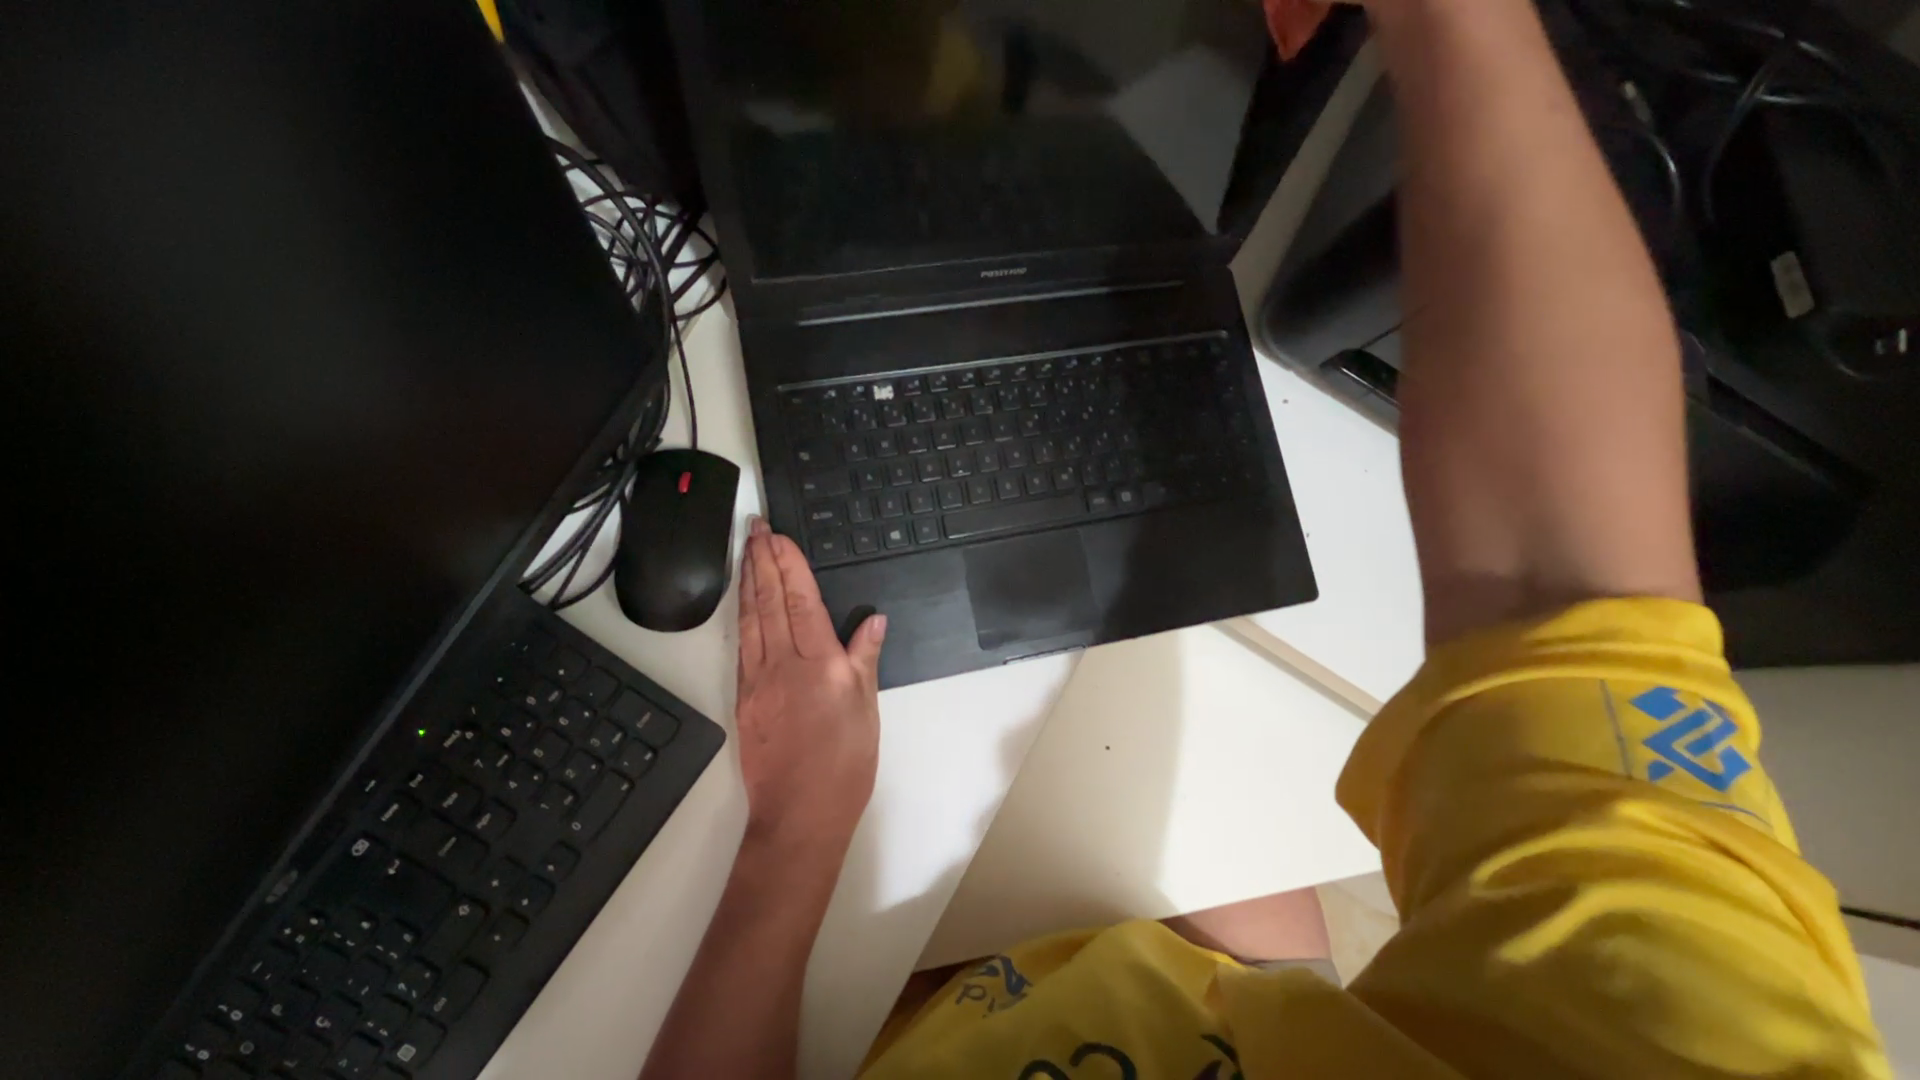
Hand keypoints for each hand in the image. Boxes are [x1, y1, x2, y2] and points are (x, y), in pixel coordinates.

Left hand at [733, 516, 886, 862]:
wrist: (799, 815)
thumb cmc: (843, 766)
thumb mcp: (867, 710)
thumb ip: (865, 660)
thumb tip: (873, 620)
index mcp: (820, 665)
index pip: (801, 601)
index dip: (789, 565)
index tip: (779, 537)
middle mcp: (783, 665)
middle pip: (769, 602)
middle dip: (761, 561)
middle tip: (754, 529)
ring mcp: (758, 681)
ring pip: (749, 620)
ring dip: (747, 582)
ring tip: (745, 553)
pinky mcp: (743, 699)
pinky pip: (741, 646)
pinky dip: (741, 617)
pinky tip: (742, 604)